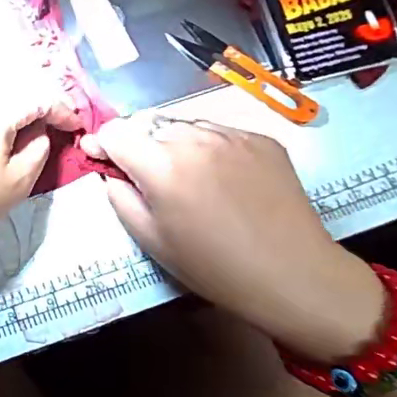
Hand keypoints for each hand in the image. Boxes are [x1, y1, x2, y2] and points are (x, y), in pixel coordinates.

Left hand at [0, 46, 81, 281]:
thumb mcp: (18, 182)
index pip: (43, 93)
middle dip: (43, 91)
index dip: (64, 110)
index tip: (75, 127)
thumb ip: (40, 146)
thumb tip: (41, 128)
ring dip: (18, 77)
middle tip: (55, 117)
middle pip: (20, 70)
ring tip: (30, 104)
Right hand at [82, 114, 384, 362]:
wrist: (291, 272)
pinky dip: (211, 149)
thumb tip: (114, 175)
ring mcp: (233, 135)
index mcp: (162, 165)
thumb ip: (123, 201)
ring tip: (188, 178)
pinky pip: (223, 134)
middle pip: (151, 124)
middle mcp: (195, 138)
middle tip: (147, 175)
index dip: (105, 145)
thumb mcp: (154, 243)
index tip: (105, 159)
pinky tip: (224, 179)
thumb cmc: (214, 268)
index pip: (117, 133)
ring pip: (188, 125)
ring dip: (176, 143)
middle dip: (141, 144)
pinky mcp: (262, 139)